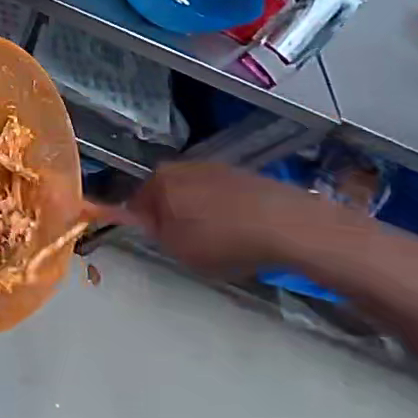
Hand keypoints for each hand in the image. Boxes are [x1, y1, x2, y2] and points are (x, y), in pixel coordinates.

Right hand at [110, 160, 365, 277]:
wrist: (282, 222)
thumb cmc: (223, 240)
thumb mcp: (180, 251)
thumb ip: (156, 235)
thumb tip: (148, 223)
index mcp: (159, 182)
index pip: (135, 202)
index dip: (142, 224)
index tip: (156, 242)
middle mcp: (179, 167)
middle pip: (163, 193)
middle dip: (169, 214)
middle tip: (185, 243)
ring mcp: (209, 166)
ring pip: (190, 191)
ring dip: (195, 210)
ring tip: (216, 238)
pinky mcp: (236, 172)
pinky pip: (216, 192)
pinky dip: (219, 208)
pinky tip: (236, 228)